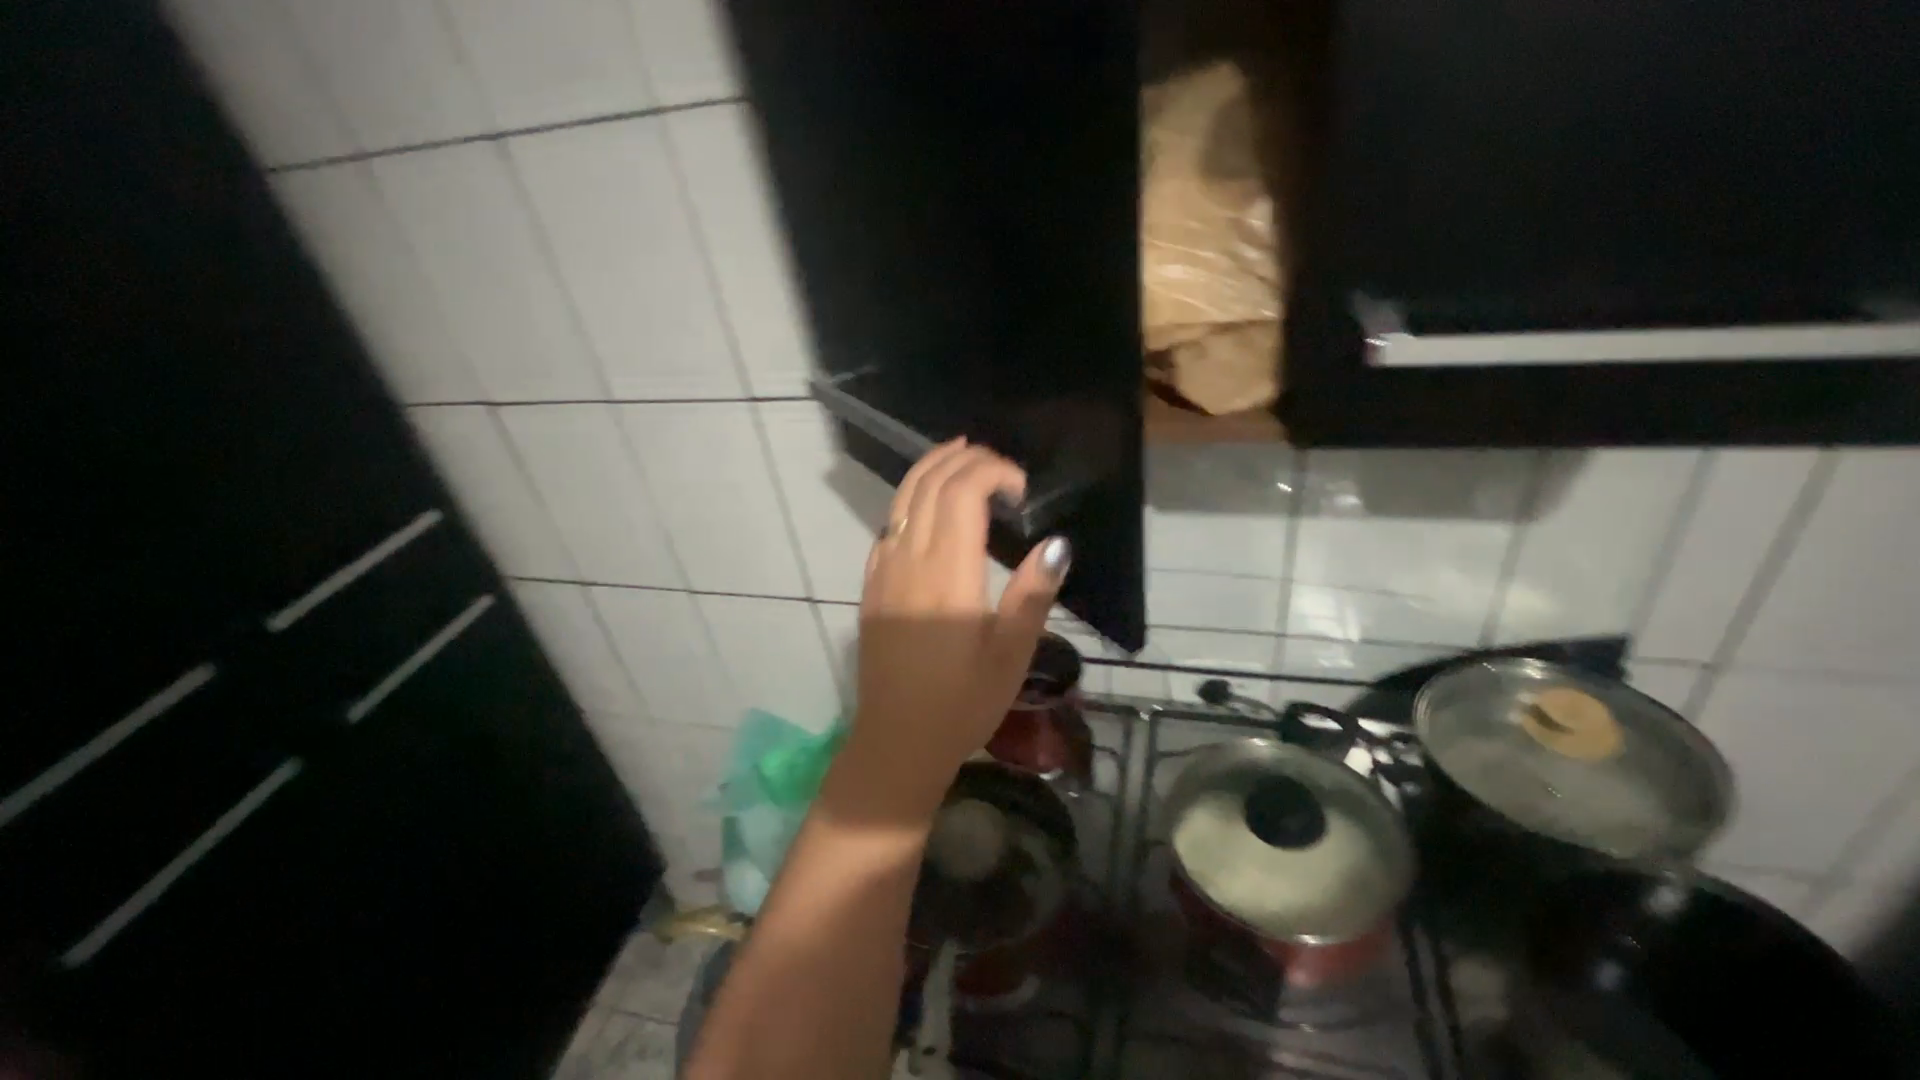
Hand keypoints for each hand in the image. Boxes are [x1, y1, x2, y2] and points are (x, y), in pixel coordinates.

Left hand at [841, 439, 1071, 816]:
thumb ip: (1032, 595)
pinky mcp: (871, 587)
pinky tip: (926, 509)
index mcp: (947, 573)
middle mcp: (908, 560)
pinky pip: (888, 525)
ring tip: (959, 456)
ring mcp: (882, 571)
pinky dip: (909, 500)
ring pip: (901, 499)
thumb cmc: (961, 703)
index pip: (962, 493)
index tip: (1021, 489)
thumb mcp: (1010, 656)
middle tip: (996, 463)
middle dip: (963, 460)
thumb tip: (1057, 543)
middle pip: (929, 485)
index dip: (992, 472)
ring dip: (930, 470)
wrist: (897, 742)